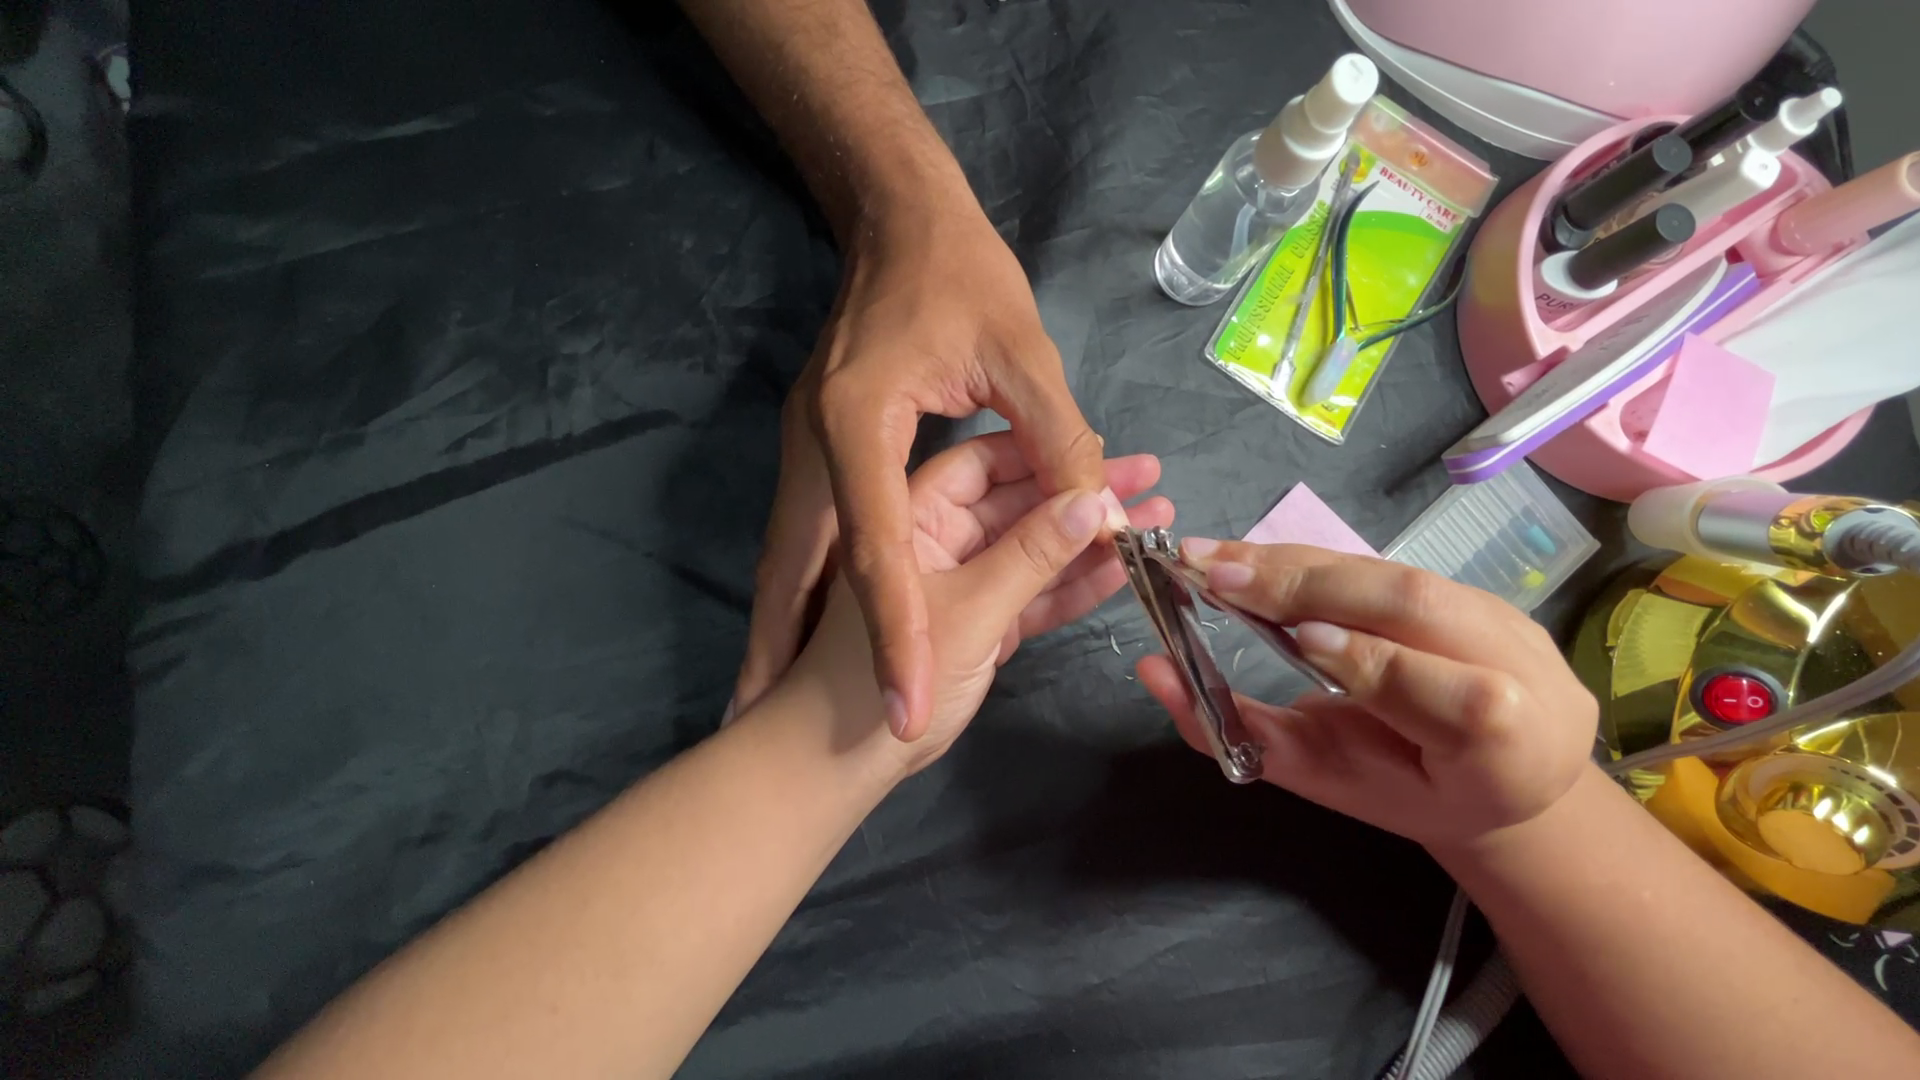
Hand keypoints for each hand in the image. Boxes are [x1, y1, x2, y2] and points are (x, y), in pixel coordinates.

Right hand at [734, 207, 1123, 737]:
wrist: (900, 219)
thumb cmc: (961, 275)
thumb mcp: (1022, 354)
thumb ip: (1056, 441)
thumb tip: (1097, 520)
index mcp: (857, 425)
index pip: (877, 548)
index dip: (895, 633)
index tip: (905, 707)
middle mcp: (813, 449)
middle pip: (793, 566)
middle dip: (773, 648)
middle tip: (750, 723)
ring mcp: (806, 450)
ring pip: (789, 555)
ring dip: (774, 623)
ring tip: (755, 695)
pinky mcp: (818, 452)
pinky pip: (811, 534)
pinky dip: (800, 585)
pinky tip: (792, 625)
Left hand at [785, 432, 1171, 775]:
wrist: (849, 756)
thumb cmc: (893, 667)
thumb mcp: (971, 606)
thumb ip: (1033, 554)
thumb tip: (1096, 501)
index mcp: (918, 513)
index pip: (986, 463)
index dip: (1044, 452)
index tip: (1103, 446)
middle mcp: (944, 536)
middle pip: (1022, 504)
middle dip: (1084, 495)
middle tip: (1151, 477)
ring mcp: (968, 580)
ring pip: (1037, 549)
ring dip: (1091, 540)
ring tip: (1158, 516)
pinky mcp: (986, 620)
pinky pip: (1035, 592)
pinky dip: (1074, 584)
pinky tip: (1124, 567)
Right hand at [1137, 542, 1596, 850]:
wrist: (1505, 772)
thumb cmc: (1407, 792)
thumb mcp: (1333, 784)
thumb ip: (1250, 736)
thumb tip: (1158, 674)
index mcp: (1510, 748)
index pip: (1447, 695)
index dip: (1371, 661)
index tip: (1293, 637)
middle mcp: (1521, 665)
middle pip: (1415, 604)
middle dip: (1306, 583)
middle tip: (1209, 572)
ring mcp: (1502, 615)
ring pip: (1393, 571)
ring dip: (1294, 561)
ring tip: (1213, 558)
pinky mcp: (1473, 587)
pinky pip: (1380, 565)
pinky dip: (1309, 560)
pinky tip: (1254, 560)